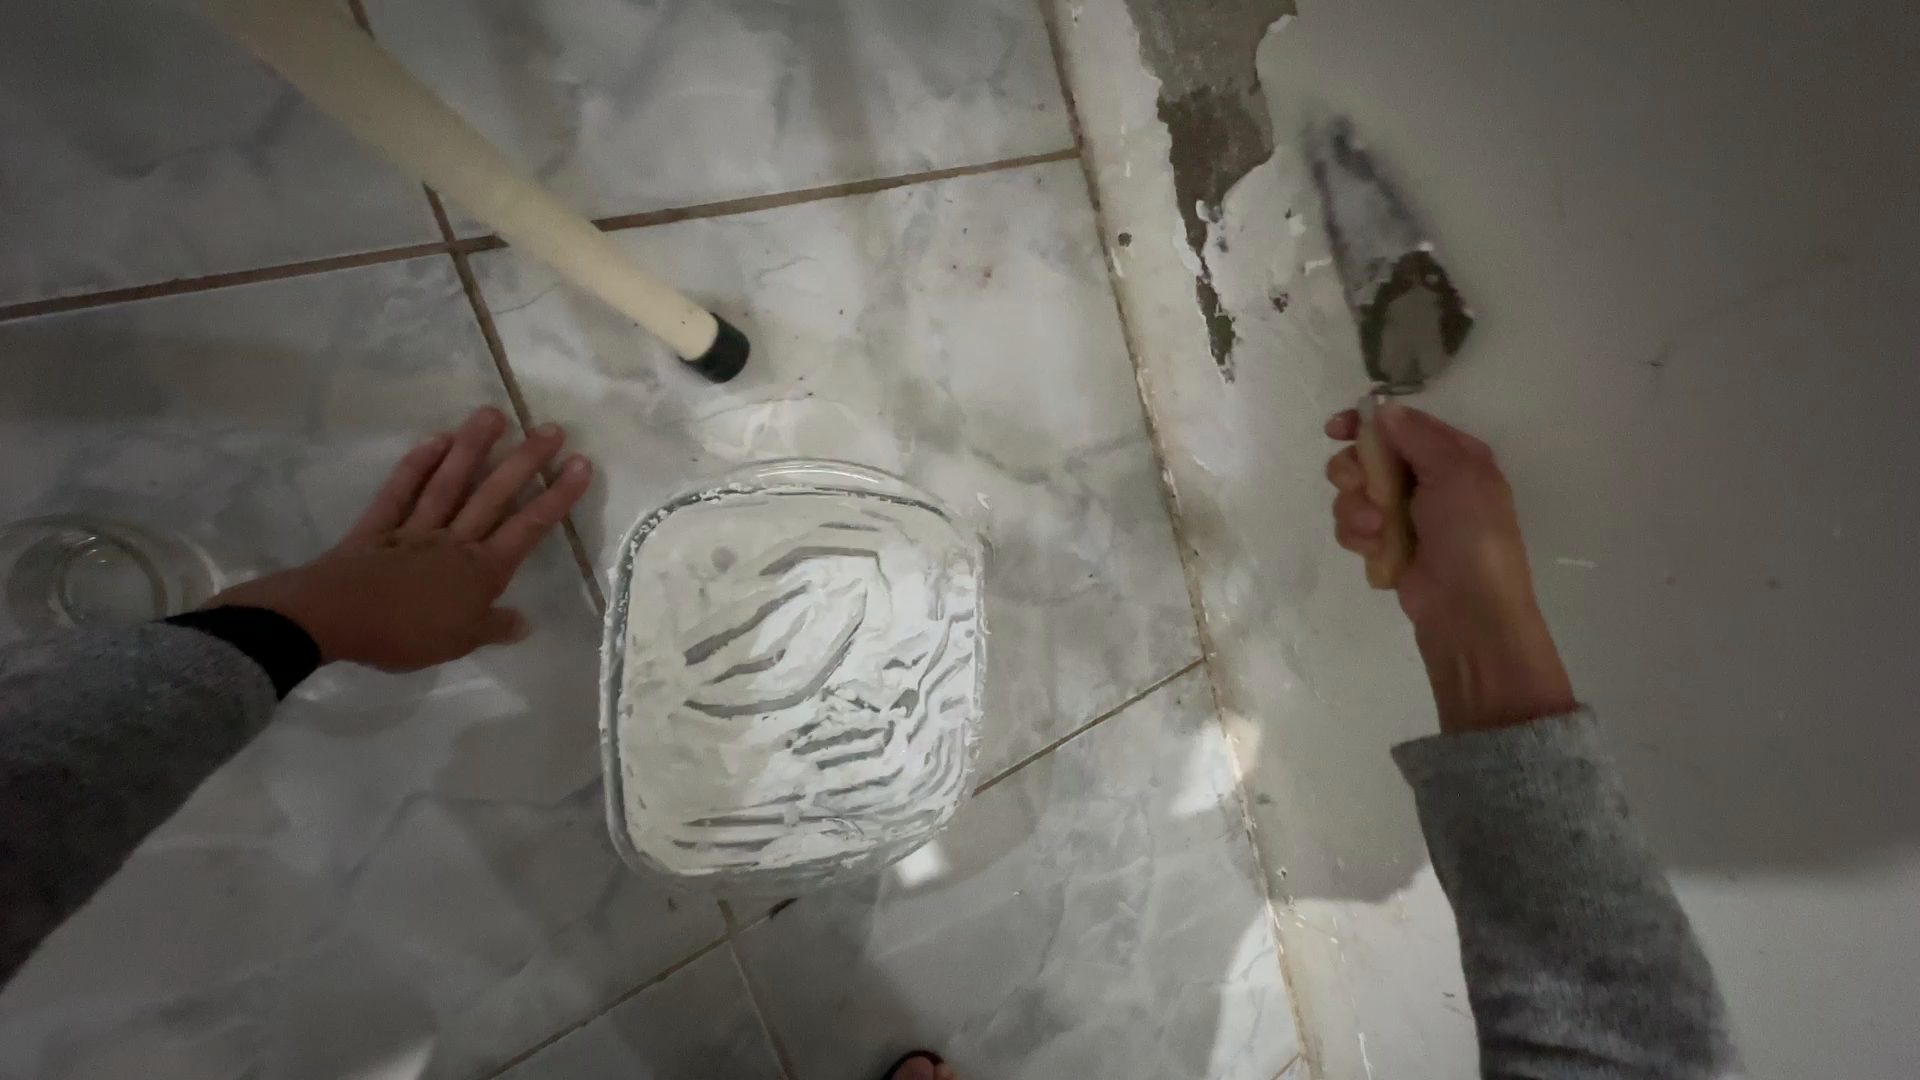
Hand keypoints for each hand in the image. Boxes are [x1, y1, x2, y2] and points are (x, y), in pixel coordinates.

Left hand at [209, 407, 593, 671]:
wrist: (328, 623)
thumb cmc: (404, 634)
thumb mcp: (461, 641)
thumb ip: (495, 627)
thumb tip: (524, 622)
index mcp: (483, 569)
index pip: (530, 526)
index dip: (558, 495)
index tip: (581, 463)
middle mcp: (456, 540)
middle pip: (495, 495)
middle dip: (526, 461)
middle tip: (550, 429)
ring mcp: (416, 528)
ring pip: (451, 483)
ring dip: (473, 448)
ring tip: (493, 414)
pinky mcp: (378, 527)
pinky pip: (400, 492)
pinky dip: (416, 465)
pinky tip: (435, 440)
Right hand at [1325, 403, 1573, 732]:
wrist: (1466, 607)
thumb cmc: (1471, 536)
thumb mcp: (1457, 474)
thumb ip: (1416, 438)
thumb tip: (1381, 409)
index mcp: (1449, 456)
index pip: (1397, 425)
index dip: (1363, 423)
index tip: (1335, 430)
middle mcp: (1422, 480)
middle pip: (1363, 458)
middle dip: (1354, 474)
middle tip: (1362, 489)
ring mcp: (1399, 514)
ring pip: (1350, 494)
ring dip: (1354, 511)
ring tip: (1375, 533)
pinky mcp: (1381, 544)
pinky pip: (1350, 527)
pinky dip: (1356, 537)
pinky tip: (1375, 551)